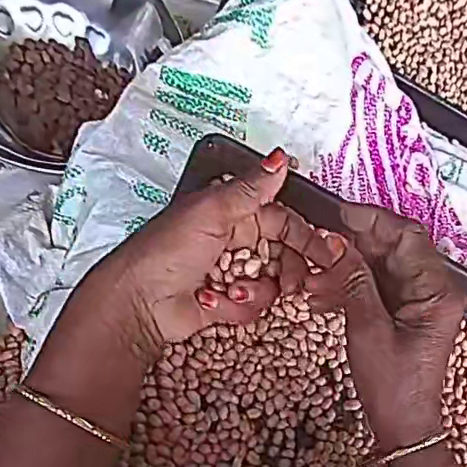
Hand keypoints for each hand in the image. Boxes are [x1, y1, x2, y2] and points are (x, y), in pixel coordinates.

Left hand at [75, 148, 340, 361]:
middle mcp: (238, 242)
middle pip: (285, 256)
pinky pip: (254, 307)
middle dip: (288, 272)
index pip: (285, 222)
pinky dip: (236, 308)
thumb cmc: (167, 252)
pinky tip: (212, 301)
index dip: (307, 238)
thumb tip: (280, 158)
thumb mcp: (212, 213)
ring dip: (254, 292)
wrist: (140, 302)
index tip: (326, 255)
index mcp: (235, 214)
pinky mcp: (230, 303)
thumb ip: (251, 189)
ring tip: (231, 291)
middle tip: (291, 286)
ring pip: (272, 285)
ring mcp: (235, 274)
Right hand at [307, 203, 466, 448]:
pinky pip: (380, 289)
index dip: (372, 221)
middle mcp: (435, 292)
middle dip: (355, 247)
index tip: (340, 216)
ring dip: (349, 269)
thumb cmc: (392, 386)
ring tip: (315, 280)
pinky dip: (354, 288)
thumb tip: (336, 244)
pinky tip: (325, 296)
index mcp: (437, 292)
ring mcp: (422, 304)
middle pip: (394, 250)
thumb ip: (353, 282)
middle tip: (320, 249)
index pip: (408, 237)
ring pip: (383, 269)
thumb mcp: (368, 330)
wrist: (403, 427)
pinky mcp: (407, 316)